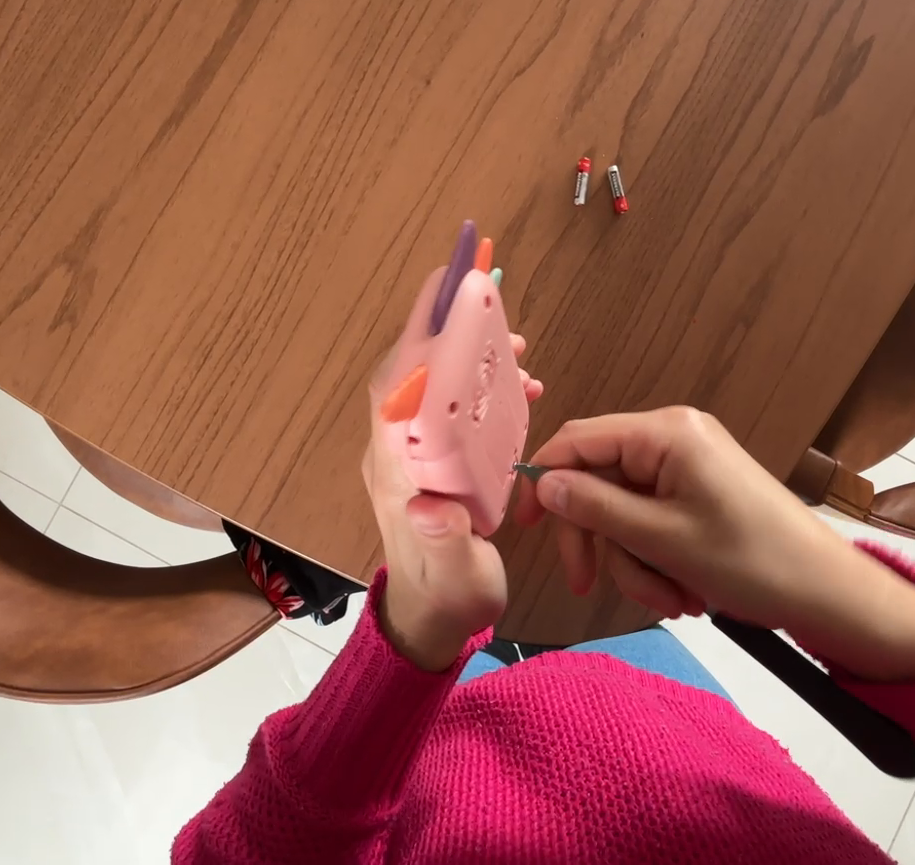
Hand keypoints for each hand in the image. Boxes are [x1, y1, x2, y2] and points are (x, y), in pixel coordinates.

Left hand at [361, 272, 543, 671]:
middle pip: (413, 372)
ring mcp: (411, 453)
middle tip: (494, 309)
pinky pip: (448, 406)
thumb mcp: (455, 577)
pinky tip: (517, 393)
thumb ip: (444, 540)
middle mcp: (397, 451)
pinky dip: (478, 387)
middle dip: (449, 331)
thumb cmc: (447, 599)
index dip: (422, 337)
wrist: (430, 621)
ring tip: (517, 351)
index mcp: (399, 470)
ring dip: (468, 357)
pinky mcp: (428, 460)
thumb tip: (432, 503)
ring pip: (433, 385)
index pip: (400, 389)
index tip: (450, 293)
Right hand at [514, 407, 914, 680]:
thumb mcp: (661, 538)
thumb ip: (594, 506)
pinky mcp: (698, 492)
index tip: (526, 528)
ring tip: (671, 597)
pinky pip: (651, 520)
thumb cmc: (750, 561)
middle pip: (599, 480)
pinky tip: (684, 590)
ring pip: (623, 510)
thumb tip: (543, 483)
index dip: (544, 479)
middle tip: (588, 585)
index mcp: (665, 432)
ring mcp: (687, 465)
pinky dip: (656, 558)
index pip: (579, 440)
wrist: (831, 595)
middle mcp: (672, 437)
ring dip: (634, 560)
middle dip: (598, 538)